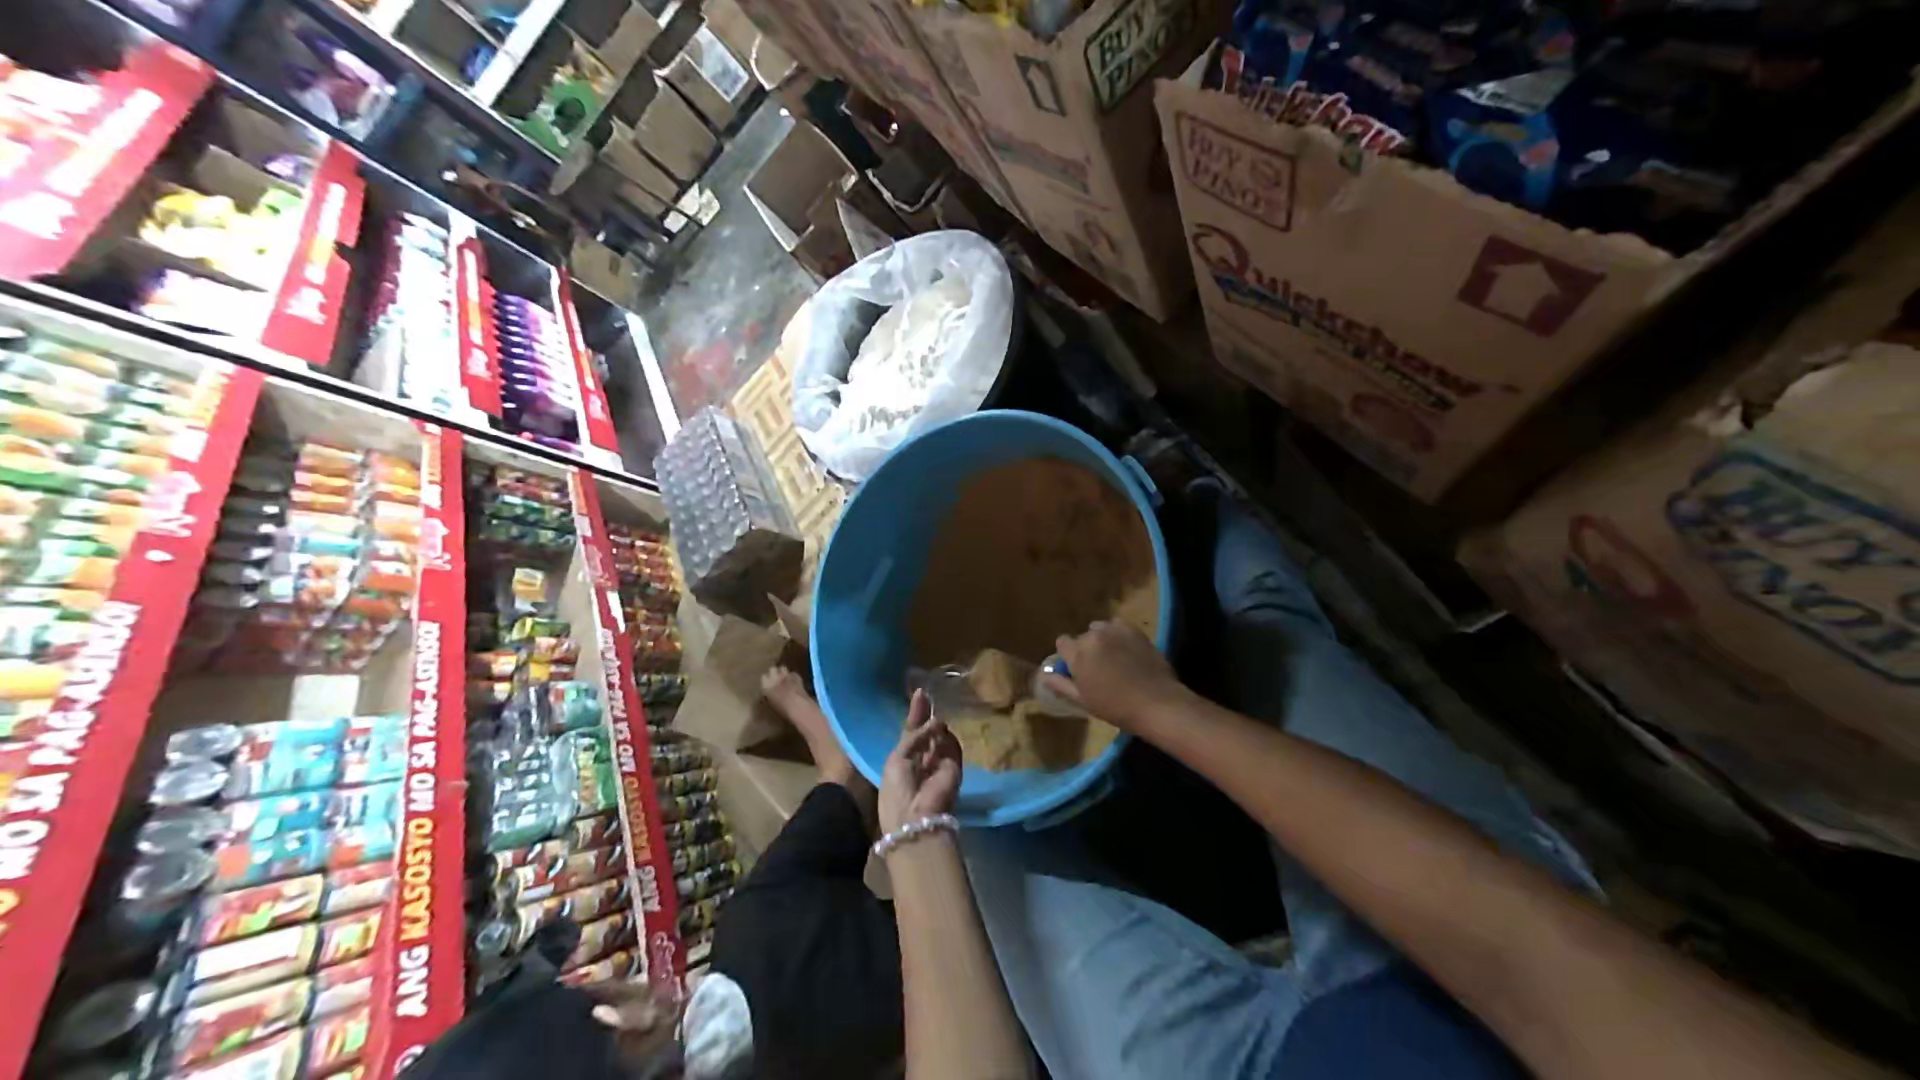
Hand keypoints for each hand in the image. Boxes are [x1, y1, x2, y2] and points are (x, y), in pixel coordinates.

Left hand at [879, 689, 962, 835]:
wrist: (915, 817)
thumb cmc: (897, 788)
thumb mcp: (897, 758)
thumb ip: (915, 736)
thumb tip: (936, 722)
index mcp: (903, 763)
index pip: (911, 734)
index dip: (914, 716)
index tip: (919, 694)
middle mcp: (921, 763)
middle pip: (926, 733)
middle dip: (925, 714)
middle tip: (925, 693)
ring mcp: (938, 765)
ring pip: (939, 738)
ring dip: (935, 725)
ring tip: (931, 712)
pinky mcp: (954, 768)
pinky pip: (951, 747)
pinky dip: (946, 737)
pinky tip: (939, 727)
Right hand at [1042, 620, 1183, 729]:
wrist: (1157, 703)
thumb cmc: (1116, 707)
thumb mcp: (1083, 700)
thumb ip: (1061, 684)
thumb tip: (1044, 675)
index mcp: (1078, 654)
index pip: (1062, 642)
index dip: (1068, 655)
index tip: (1077, 668)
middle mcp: (1093, 637)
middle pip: (1082, 638)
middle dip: (1086, 649)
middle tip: (1099, 668)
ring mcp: (1115, 630)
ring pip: (1099, 630)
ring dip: (1102, 640)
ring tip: (1114, 658)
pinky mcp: (1134, 629)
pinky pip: (1117, 626)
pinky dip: (1118, 634)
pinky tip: (1127, 650)